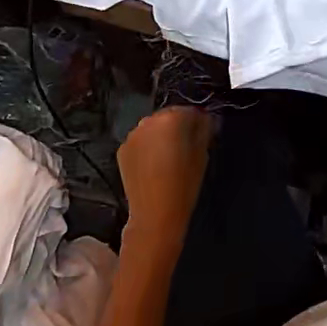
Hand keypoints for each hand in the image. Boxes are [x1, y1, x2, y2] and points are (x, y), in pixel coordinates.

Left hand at [116, 107, 214, 248]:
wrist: (154, 214)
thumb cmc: (184, 184)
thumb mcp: (202, 155)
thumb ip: (203, 130)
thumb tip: (205, 119)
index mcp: (171, 118)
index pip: (190, 111)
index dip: (198, 122)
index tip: (203, 135)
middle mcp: (148, 121)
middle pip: (168, 117)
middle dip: (177, 127)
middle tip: (186, 147)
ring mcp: (132, 135)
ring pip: (152, 129)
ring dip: (160, 137)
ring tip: (168, 158)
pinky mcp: (122, 150)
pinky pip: (140, 142)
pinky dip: (147, 148)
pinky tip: (153, 166)